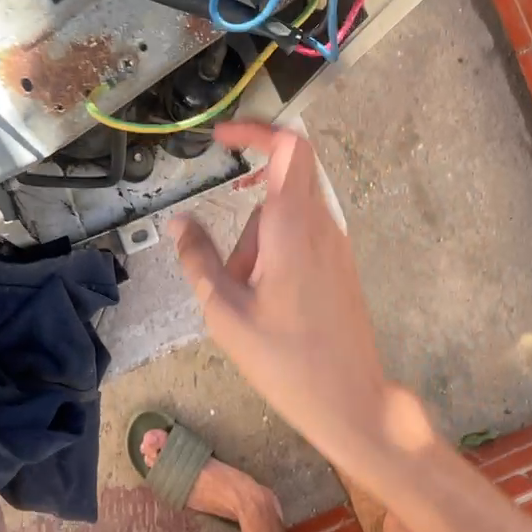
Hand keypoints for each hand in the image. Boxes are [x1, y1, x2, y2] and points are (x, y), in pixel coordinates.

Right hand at [171, 122, 426, 462]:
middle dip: (246, 214)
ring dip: (259, 244)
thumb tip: (179, 222)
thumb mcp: (225, 311)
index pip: (288, 146)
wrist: (351, 402)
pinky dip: (276, 255)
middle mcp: (321, 223)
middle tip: (232, 270)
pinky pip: (302, 237)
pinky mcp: (341, 265)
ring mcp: (336, 244)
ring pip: (287, 215)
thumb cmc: (284, 359)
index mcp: (293, 224)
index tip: (220, 139)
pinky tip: (272, 305)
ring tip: (251, 302)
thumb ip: (198, 259)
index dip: (255, 130)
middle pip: (279, 184)